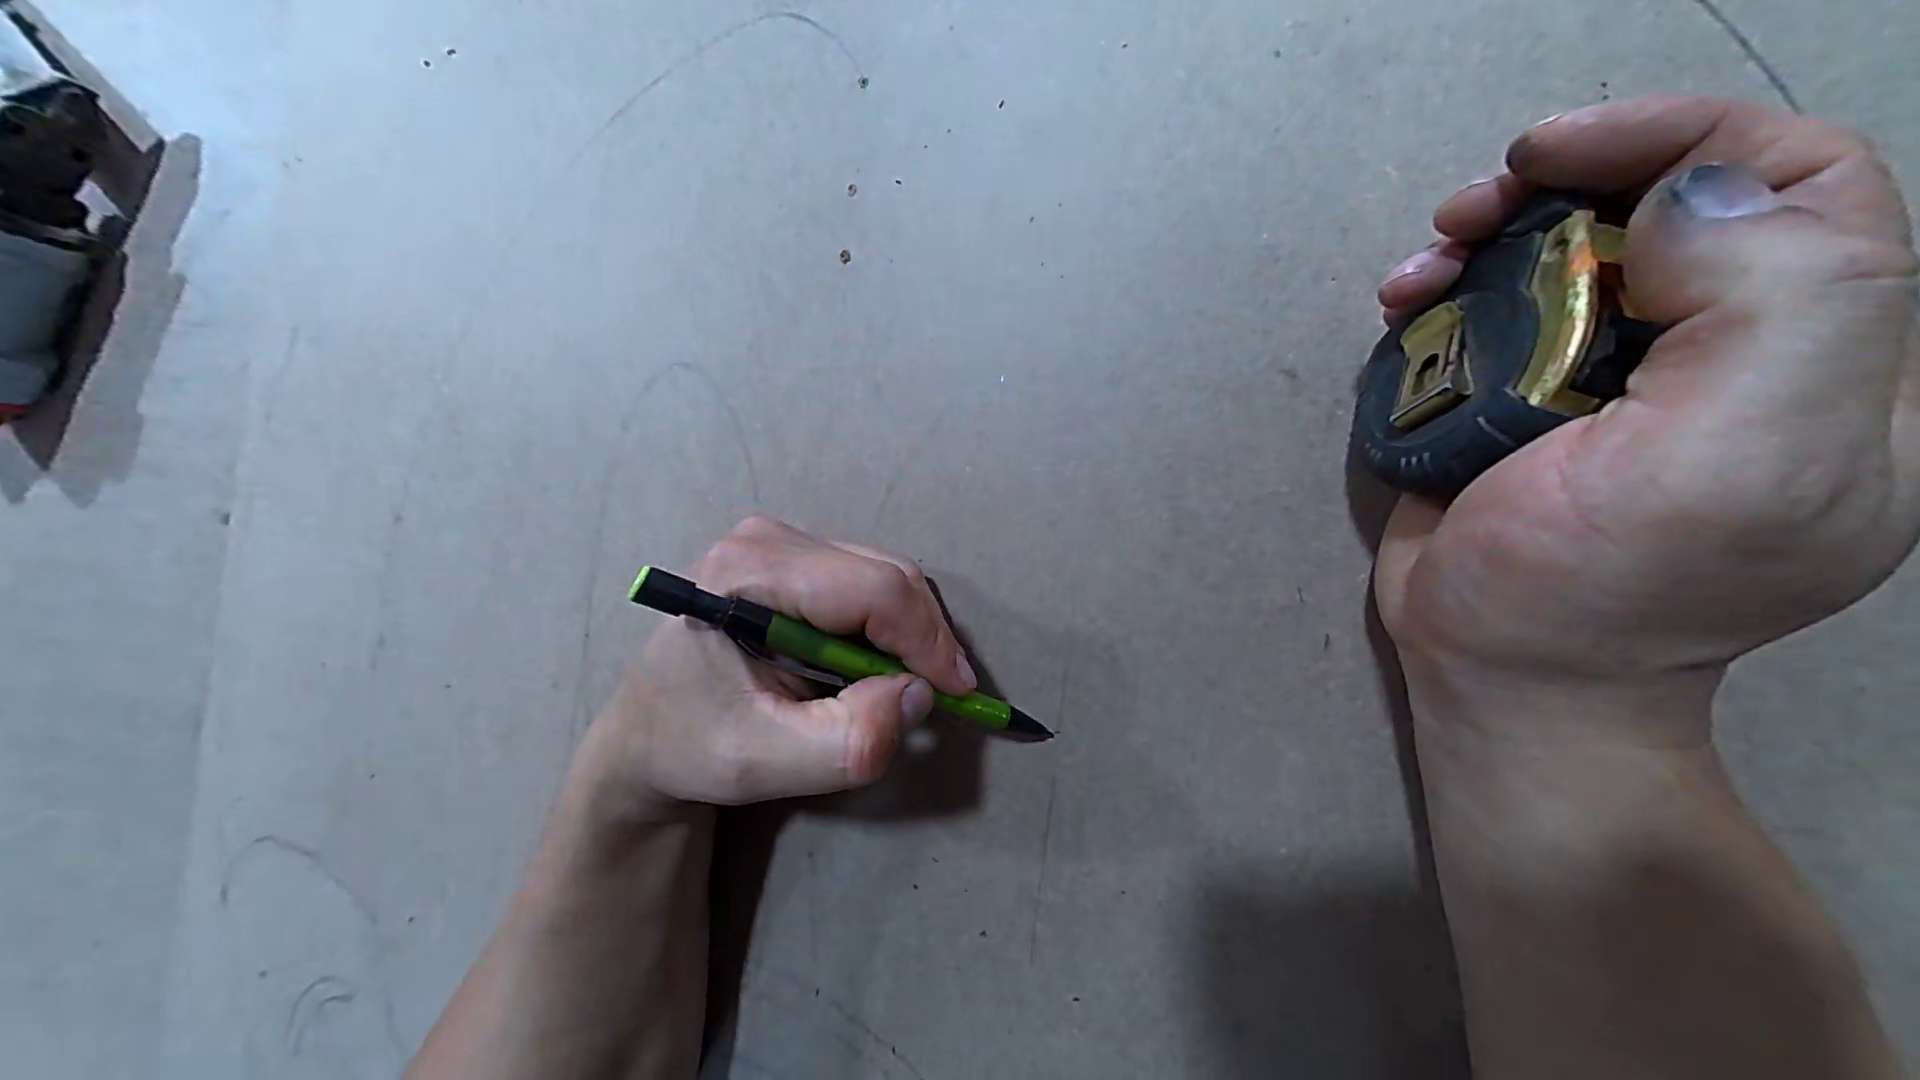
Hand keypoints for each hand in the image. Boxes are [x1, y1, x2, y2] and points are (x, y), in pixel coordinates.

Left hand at [582, 517, 976, 814]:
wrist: (646, 731)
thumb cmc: (692, 746)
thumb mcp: (764, 764)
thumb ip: (850, 740)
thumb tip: (918, 694)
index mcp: (749, 574)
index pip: (872, 590)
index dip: (926, 641)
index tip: (956, 693)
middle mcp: (766, 539)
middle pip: (885, 575)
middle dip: (922, 638)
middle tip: (935, 695)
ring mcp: (778, 540)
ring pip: (883, 576)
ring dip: (907, 634)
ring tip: (893, 687)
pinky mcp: (792, 555)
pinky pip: (867, 580)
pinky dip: (887, 626)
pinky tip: (868, 665)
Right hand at [1371, 97, 1919, 730]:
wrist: (1498, 669)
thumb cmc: (1602, 589)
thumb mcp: (1731, 470)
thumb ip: (1775, 311)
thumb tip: (1685, 197)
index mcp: (1814, 358)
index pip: (1795, 187)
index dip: (1676, 138)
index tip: (1548, 150)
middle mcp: (1712, 354)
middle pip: (1654, 212)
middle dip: (1553, 189)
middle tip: (1463, 212)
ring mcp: (1597, 382)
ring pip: (1554, 264)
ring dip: (1478, 244)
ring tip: (1412, 272)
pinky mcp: (1508, 408)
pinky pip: (1484, 324)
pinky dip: (1437, 301)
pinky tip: (1397, 312)